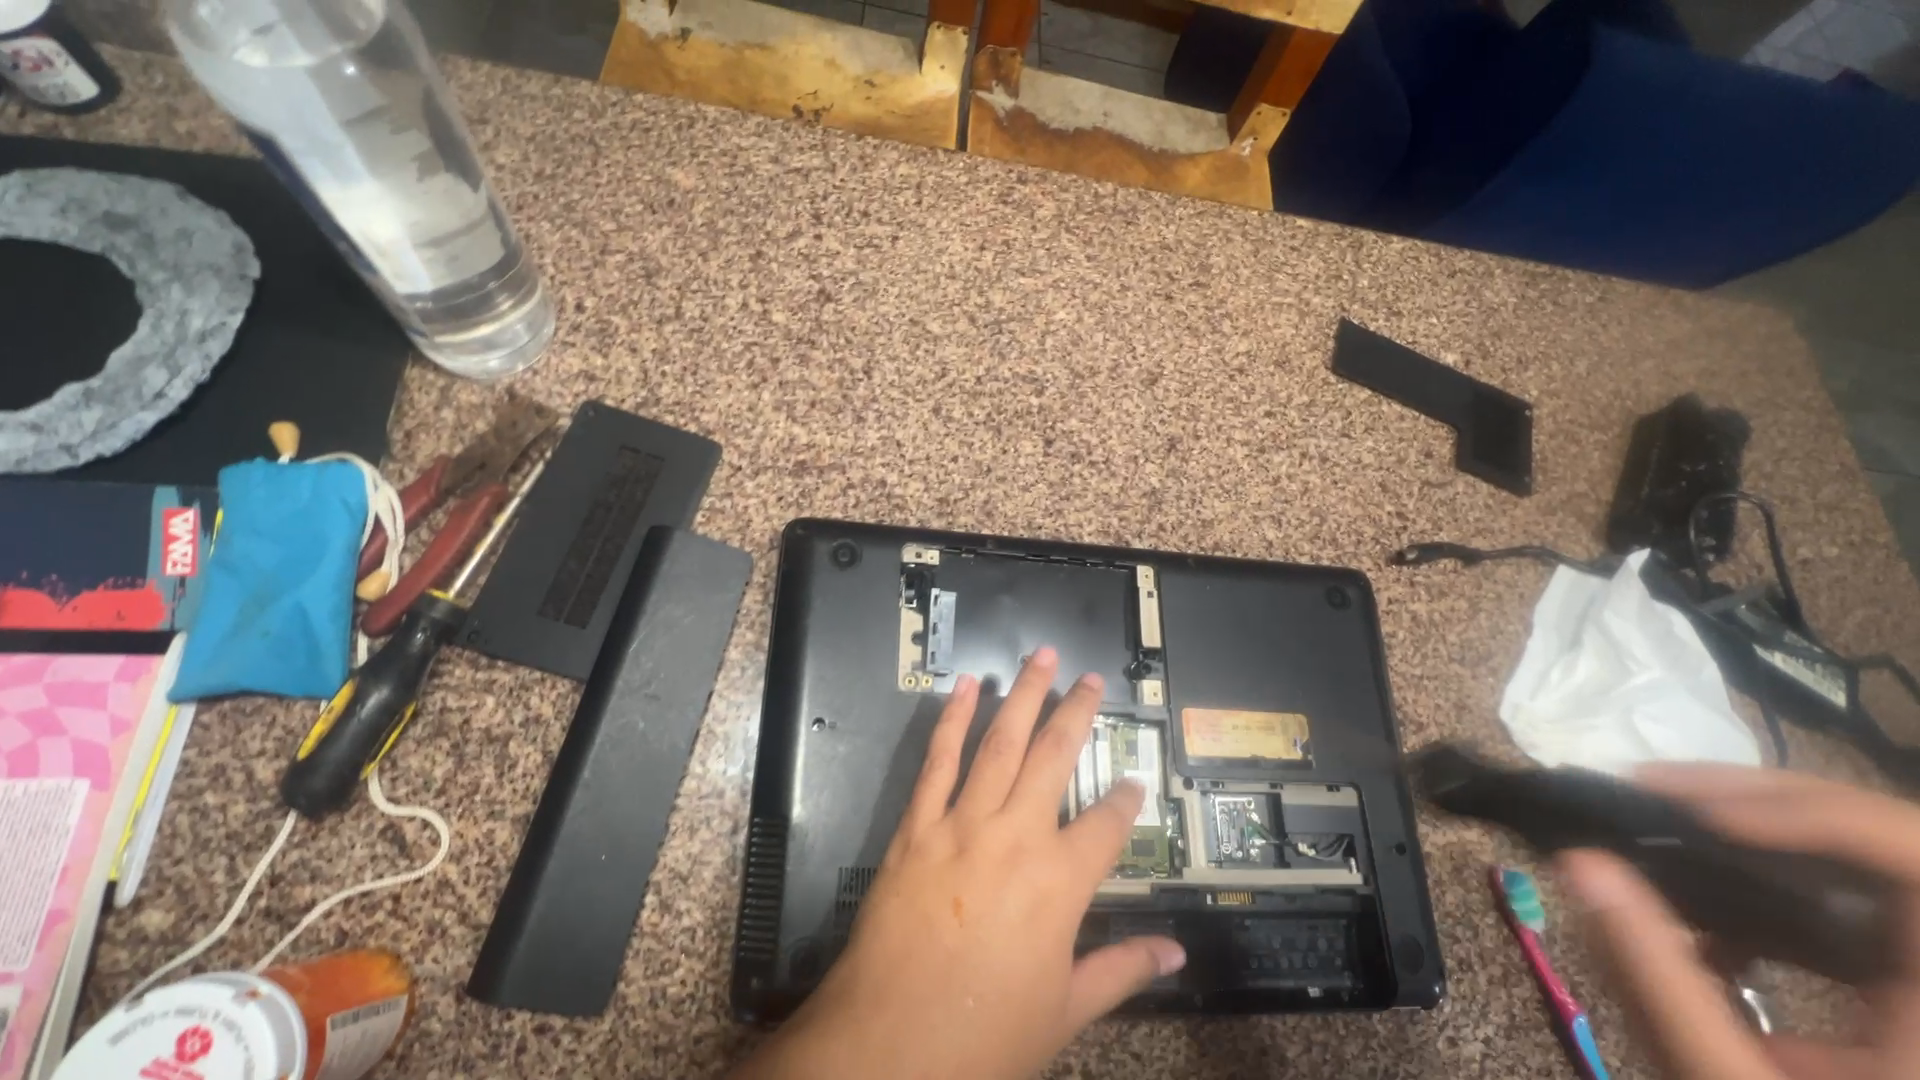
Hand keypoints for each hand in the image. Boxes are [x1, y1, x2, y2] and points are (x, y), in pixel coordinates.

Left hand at [732, 646, 1184, 1079]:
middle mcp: (1015, 838)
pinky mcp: (915, 828)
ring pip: (998, 745)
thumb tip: (1176, 953)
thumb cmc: (984, 1033)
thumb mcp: (1066, 1010)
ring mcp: (961, 825)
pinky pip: (937, 763)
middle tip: (1090, 678)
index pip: (1107, 826)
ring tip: (1040, 659)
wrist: (888, 1042)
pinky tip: (964, 689)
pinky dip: (952, 722)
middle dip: (1076, 713)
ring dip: (1022, 697)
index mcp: (1060, 883)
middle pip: (1053, 759)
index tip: (1133, 782)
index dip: (1125, 801)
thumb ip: (1122, 971)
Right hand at [1558, 765, 1919, 1079]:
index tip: (1693, 810)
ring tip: (1666, 822)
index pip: (1906, 849)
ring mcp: (1919, 971)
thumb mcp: (1723, 1075)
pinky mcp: (1902, 987)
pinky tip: (1712, 923)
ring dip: (1759, 832)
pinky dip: (1777, 887)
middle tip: (1651, 789)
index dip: (1804, 808)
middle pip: (1877, 836)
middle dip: (1756, 800)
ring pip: (1861, 861)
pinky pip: (1858, 903)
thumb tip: (1580, 862)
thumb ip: (1653, 974)